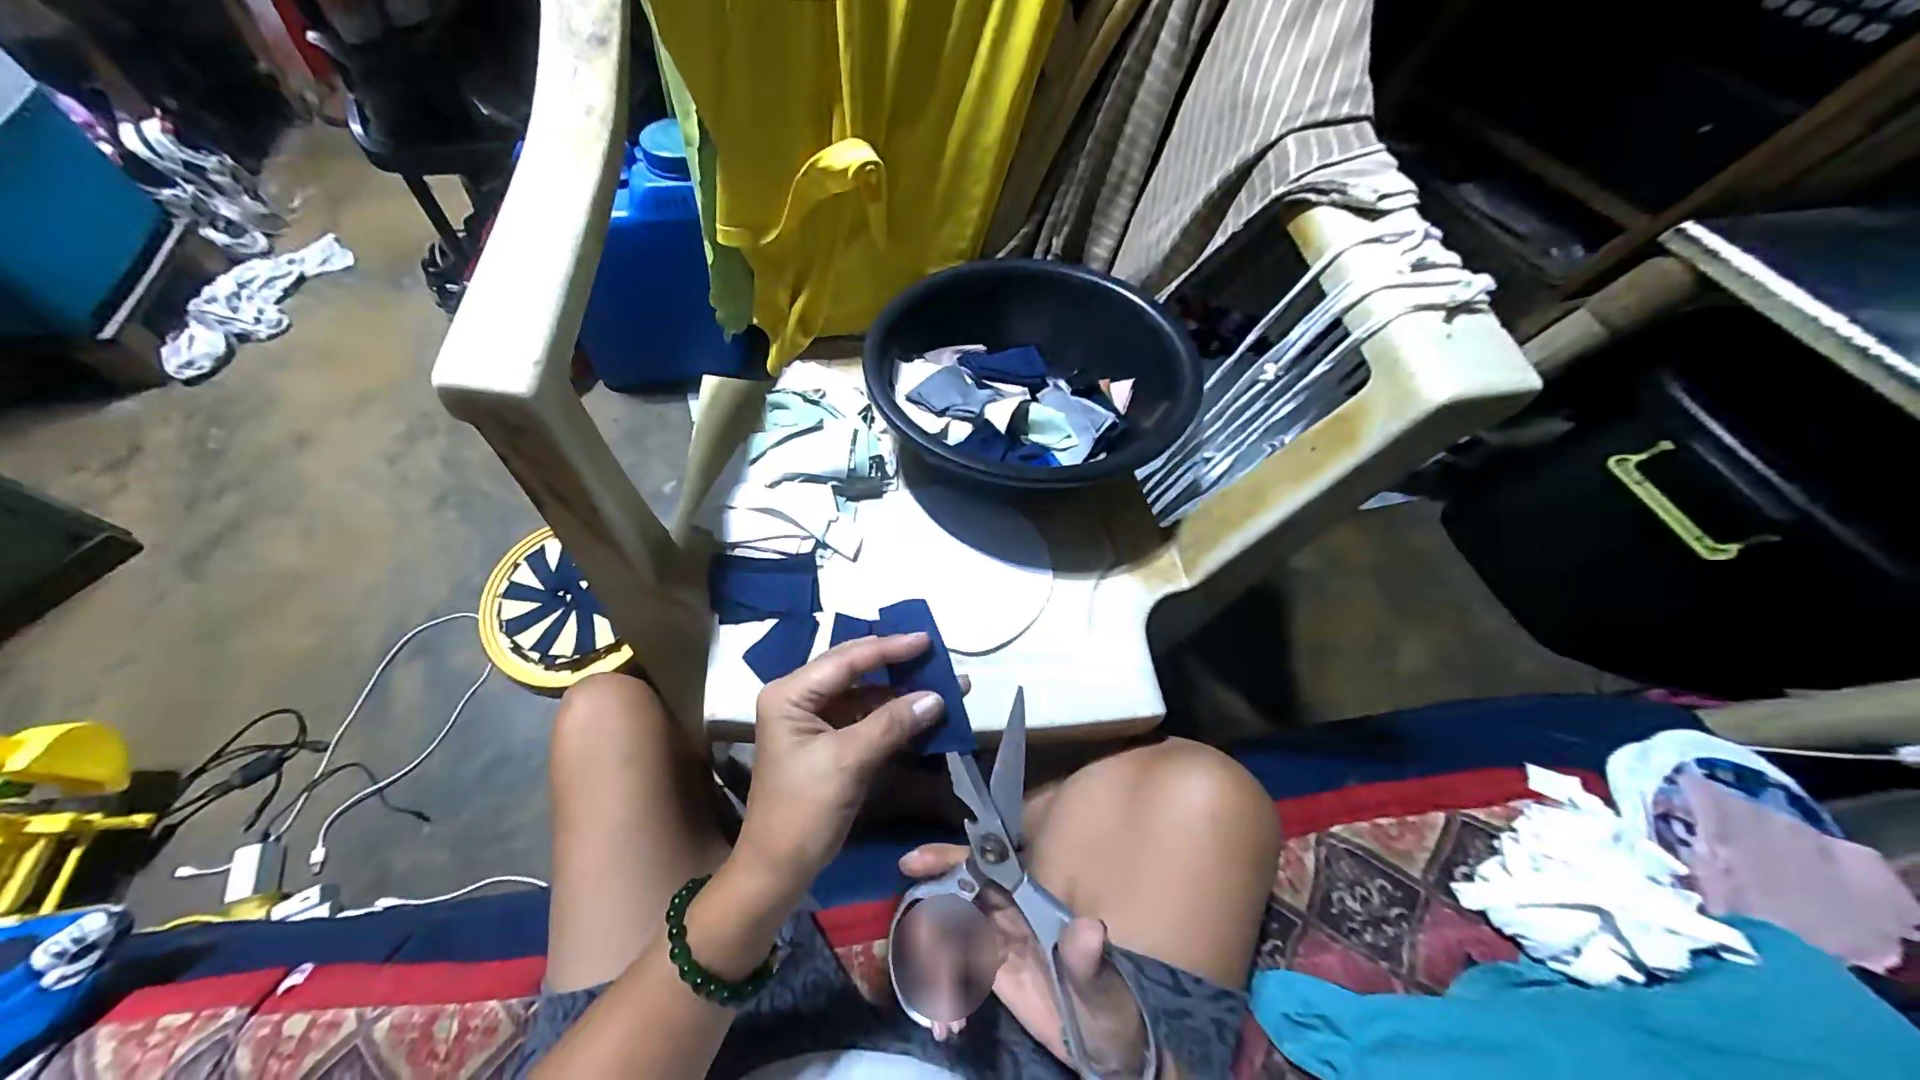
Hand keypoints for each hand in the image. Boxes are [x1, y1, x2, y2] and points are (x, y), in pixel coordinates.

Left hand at [735, 634, 945, 893]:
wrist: (778, 869)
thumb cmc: (803, 810)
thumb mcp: (848, 761)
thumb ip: (892, 723)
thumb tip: (937, 697)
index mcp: (790, 694)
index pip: (846, 659)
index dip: (889, 648)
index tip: (927, 640)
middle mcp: (800, 698)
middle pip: (855, 670)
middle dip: (897, 665)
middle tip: (936, 655)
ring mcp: (814, 720)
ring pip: (865, 694)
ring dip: (901, 692)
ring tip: (942, 683)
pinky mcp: (829, 742)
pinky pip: (866, 718)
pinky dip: (894, 716)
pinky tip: (924, 713)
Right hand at [900, 845, 1151, 1074]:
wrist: (1109, 1051)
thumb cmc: (1111, 1008)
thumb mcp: (1102, 988)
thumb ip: (1089, 960)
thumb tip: (1090, 928)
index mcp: (1034, 901)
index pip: (986, 866)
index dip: (950, 859)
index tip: (913, 863)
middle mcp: (1011, 911)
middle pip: (957, 893)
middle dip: (927, 913)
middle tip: (911, 951)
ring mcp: (998, 939)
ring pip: (949, 932)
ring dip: (933, 969)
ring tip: (940, 1016)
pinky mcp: (990, 970)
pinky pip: (955, 969)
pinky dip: (944, 994)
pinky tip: (948, 1025)